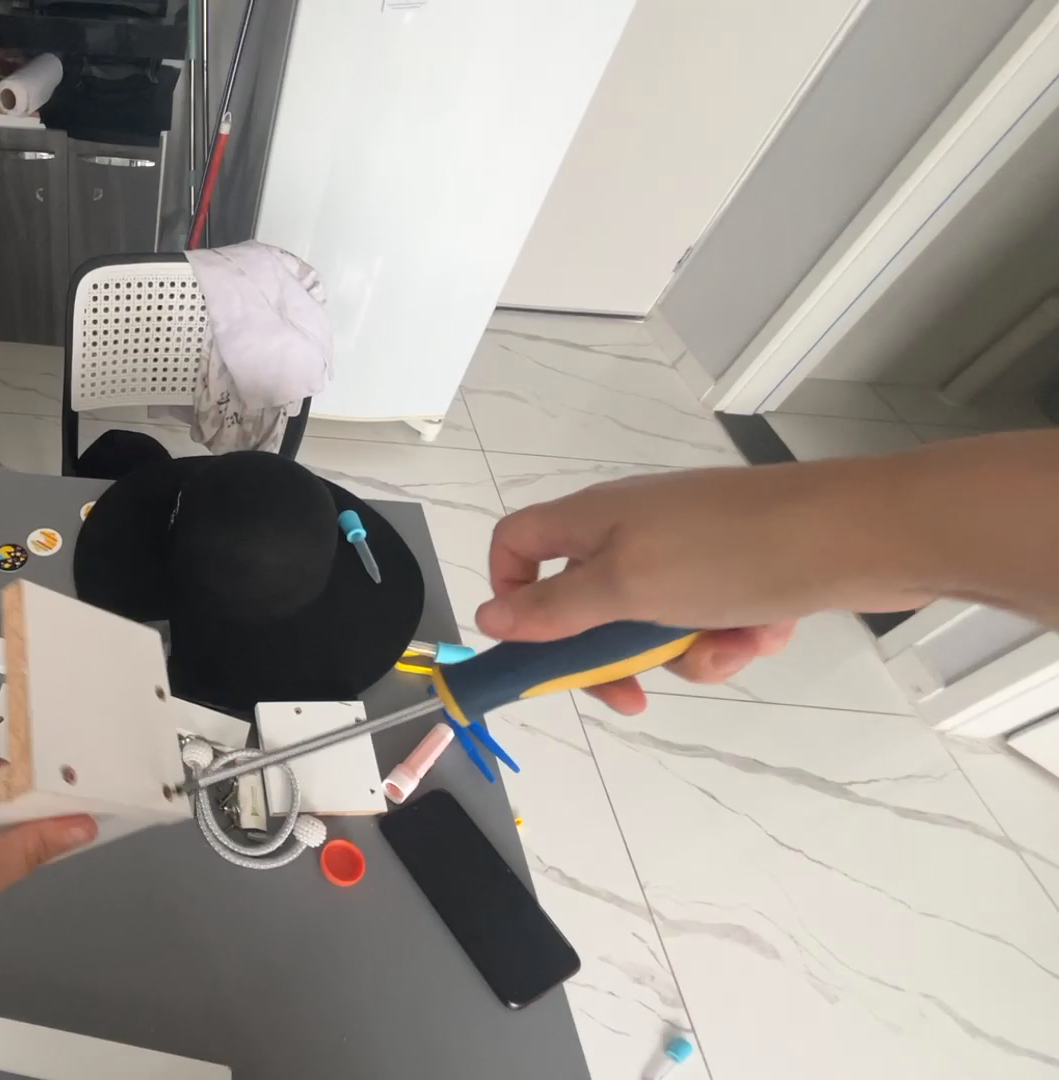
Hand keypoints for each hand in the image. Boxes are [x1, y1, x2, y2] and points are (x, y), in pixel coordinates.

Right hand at [475, 464, 931, 712]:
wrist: (875, 532)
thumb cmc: (728, 554)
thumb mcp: (625, 589)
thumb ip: (552, 609)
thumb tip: (486, 619)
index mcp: (589, 521)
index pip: (514, 544)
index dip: (509, 590)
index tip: (531, 640)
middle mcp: (627, 529)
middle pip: (581, 597)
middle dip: (605, 651)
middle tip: (627, 694)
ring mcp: (682, 546)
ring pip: (646, 616)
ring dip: (676, 649)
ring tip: (723, 650)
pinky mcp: (733, 564)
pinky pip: (700, 612)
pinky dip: (722, 634)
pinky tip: (758, 636)